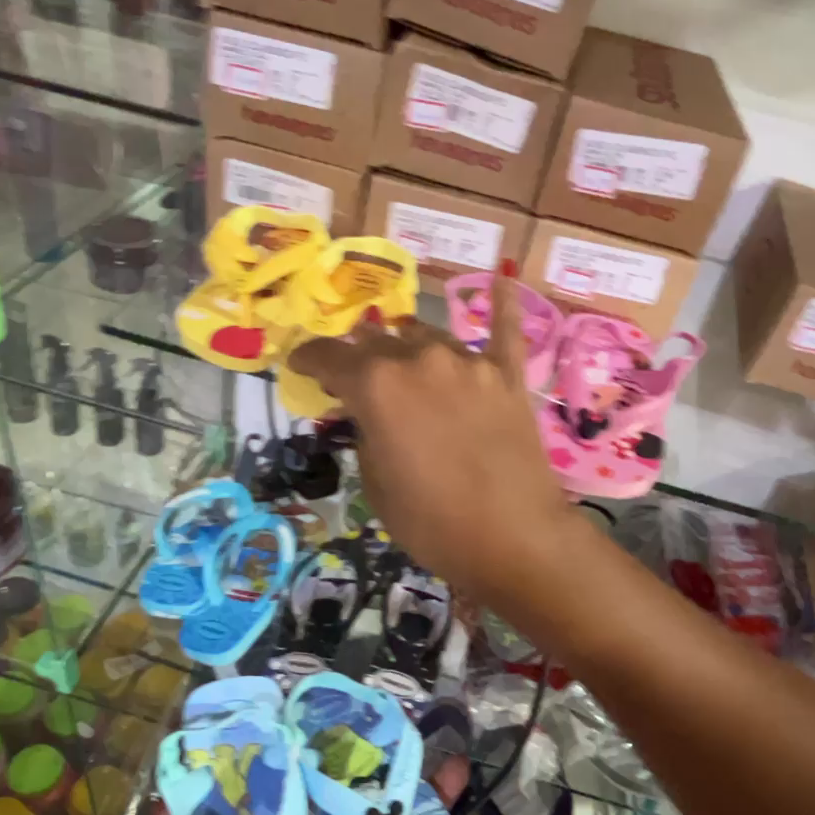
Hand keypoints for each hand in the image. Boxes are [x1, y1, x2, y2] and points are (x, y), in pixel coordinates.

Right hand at [287, 270, 576, 602]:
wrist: (515, 539)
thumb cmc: (433, 523)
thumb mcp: (376, 486)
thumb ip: (367, 435)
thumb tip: (370, 415)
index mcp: (377, 386)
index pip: (329, 358)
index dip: (308, 360)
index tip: (299, 365)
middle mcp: (420, 359)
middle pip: (378, 343)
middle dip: (358, 356)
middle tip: (351, 374)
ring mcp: (470, 363)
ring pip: (427, 337)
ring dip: (406, 345)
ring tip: (397, 351)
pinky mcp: (508, 377)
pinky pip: (504, 329)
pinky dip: (501, 305)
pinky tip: (502, 275)